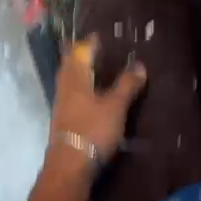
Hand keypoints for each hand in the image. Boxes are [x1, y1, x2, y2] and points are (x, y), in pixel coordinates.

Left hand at [49, 37, 146, 172]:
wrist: (69, 165)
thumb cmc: (92, 129)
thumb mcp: (116, 107)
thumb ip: (127, 85)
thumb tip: (139, 64)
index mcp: (76, 76)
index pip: (81, 50)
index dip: (91, 42)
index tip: (101, 35)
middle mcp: (65, 85)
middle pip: (70, 62)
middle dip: (81, 54)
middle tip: (96, 49)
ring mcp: (60, 102)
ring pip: (68, 78)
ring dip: (79, 71)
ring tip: (95, 70)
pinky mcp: (62, 119)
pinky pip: (69, 93)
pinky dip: (79, 87)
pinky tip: (89, 95)